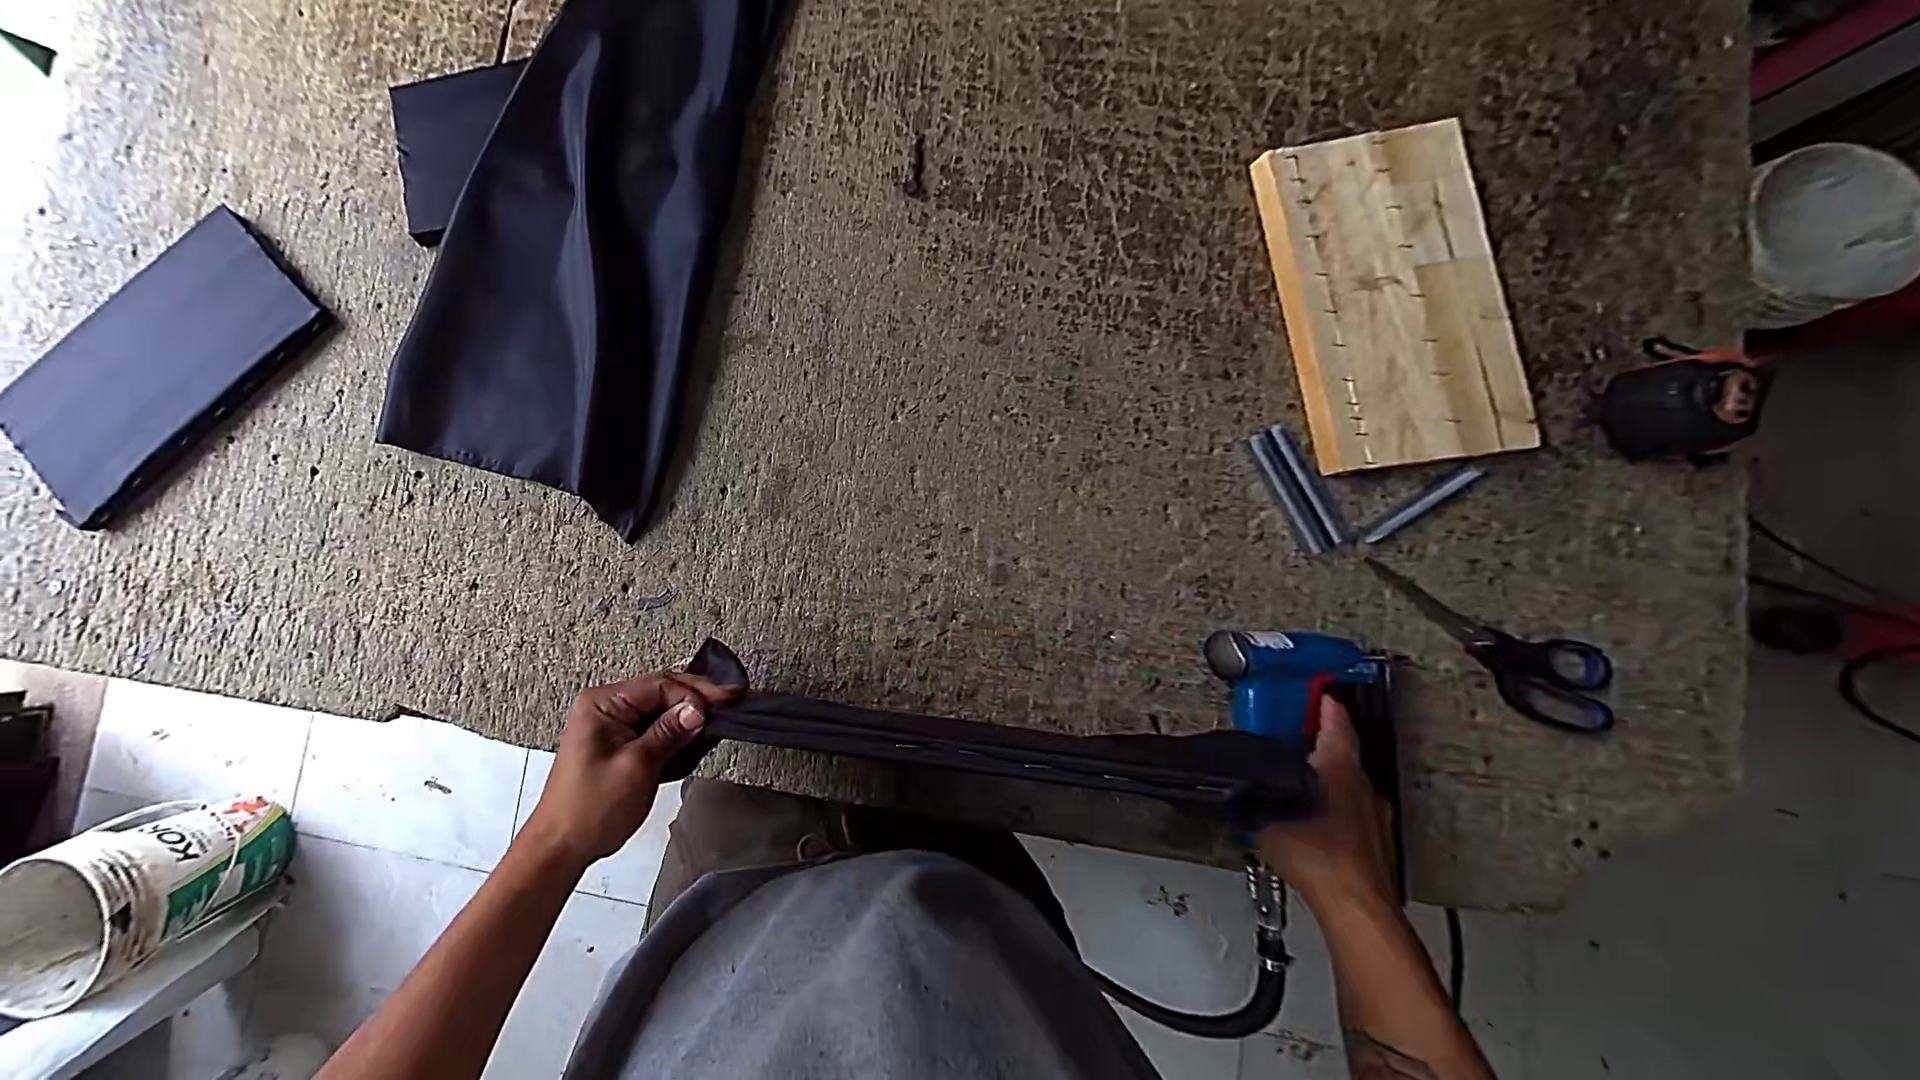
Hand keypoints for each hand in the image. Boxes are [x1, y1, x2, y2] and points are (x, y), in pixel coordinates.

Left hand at [518, 671, 739, 869]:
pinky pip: (659, 729)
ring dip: (689, 719)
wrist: (561, 848)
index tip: (723, 705)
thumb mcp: (637, 766)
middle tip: (731, 705)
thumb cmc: (588, 810)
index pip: (660, 684)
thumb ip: (670, 732)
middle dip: (696, 701)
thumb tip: (698, 709)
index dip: (695, 693)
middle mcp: (607, 708)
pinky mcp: (624, 744)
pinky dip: (679, 736)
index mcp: (602, 704)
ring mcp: (615, 726)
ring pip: (665, 710)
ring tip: (717, 725)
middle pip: (664, 692)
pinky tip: (696, 744)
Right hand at [1256, 695, 1397, 911]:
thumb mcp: (1265, 814)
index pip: (1335, 721)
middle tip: (1300, 734)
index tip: (1319, 692)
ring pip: (1350, 781)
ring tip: (1302, 779)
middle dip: (1321, 740)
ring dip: (1329, 775)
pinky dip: (1336, 805)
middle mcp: (1363, 785)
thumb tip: (1233, 783)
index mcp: (1340, 766)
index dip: (1324, 703)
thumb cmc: (1319, 857)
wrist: (1355, 905)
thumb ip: (1252, 792)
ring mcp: (1374, 814)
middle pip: (1344, 749)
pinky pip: (1354, 809)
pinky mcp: (1376, 841)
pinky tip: (1315, 820)